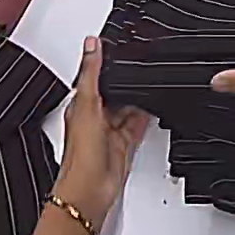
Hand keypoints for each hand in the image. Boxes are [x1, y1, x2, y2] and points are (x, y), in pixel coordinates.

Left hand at [53, 36, 150, 225]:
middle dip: (125, 81)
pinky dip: (146, 115)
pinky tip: (154, 106)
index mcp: (81, 105)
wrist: (91, 190)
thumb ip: (91, 74)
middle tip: (139, 64)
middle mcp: (96, 117)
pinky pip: (138, 124)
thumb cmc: (81, 155)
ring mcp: (111, 131)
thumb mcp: (87, 105)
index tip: (114, 46)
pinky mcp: (124, 144)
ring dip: (137, 98)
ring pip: (127, 107)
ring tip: (150, 81)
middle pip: (113, 92)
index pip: (93, 77)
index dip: (103, 63)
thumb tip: (91, 44)